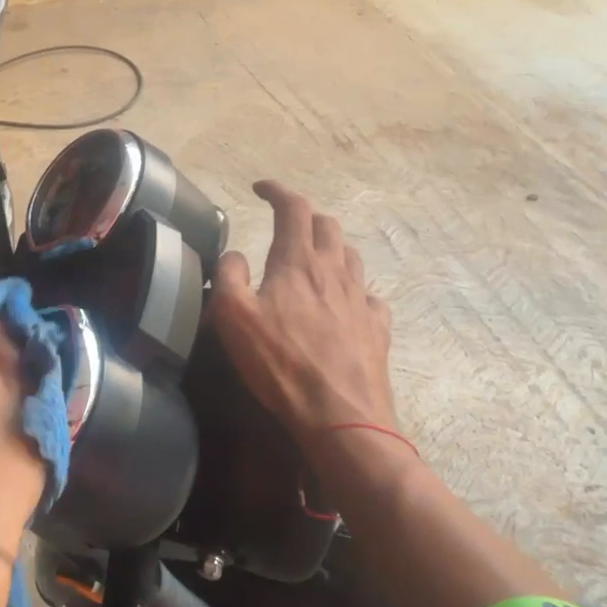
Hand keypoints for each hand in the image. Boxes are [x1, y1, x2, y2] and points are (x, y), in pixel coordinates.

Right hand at [210, 180, 397, 445]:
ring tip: (311, 257)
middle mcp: (334, 271)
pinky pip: (368, 295)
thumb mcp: (232, 316)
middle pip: (327, 225)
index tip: (260, 189)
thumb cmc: (281, 363)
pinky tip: (342, 302)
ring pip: (351, 255)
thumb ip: (228, 275)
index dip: (277, 190)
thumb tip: (235, 255)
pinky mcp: (378, 329)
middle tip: (283, 225)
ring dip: (330, 246)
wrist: (342, 418)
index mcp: (298, 262)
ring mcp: (361, 300)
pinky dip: (352, 288)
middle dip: (304, 216)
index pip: (293, 207)